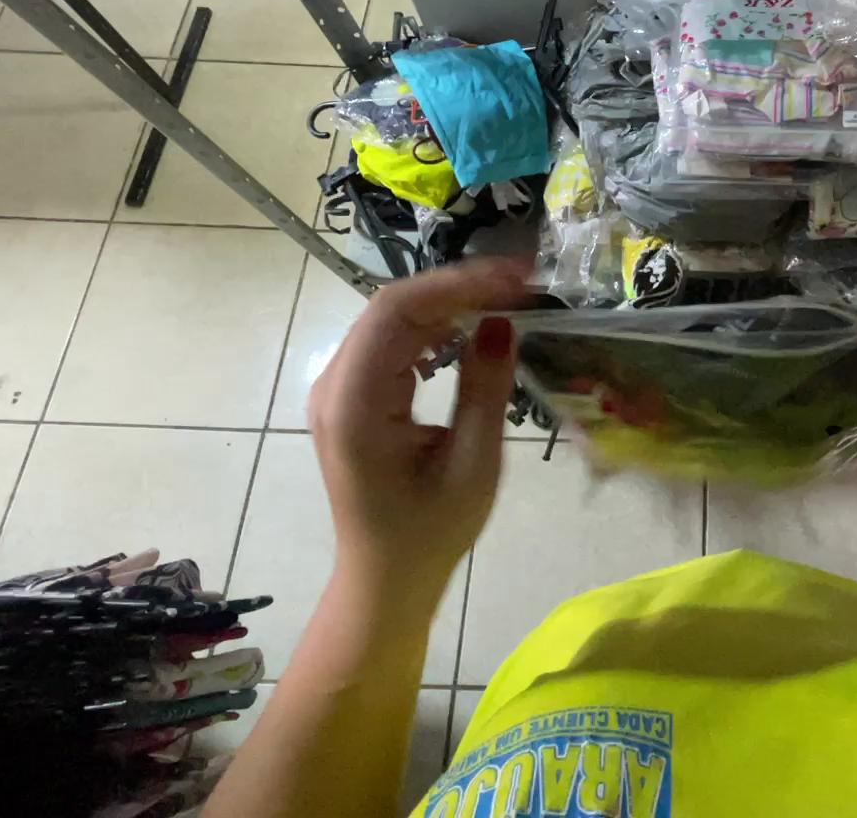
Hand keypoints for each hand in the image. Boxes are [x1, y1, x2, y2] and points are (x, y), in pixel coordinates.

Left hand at [306, 260, 527, 593]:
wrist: (386, 577)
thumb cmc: (431, 532)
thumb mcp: (473, 464)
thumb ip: (485, 388)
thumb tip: (502, 322)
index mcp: (355, 404)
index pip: (397, 312)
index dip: (458, 283)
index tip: (516, 278)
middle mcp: (334, 385)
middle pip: (392, 307)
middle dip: (459, 285)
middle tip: (522, 282)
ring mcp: (339, 387)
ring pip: (392, 317)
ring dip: (449, 300)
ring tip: (507, 296)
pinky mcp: (353, 394)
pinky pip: (392, 340)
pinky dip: (435, 324)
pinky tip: (472, 324)